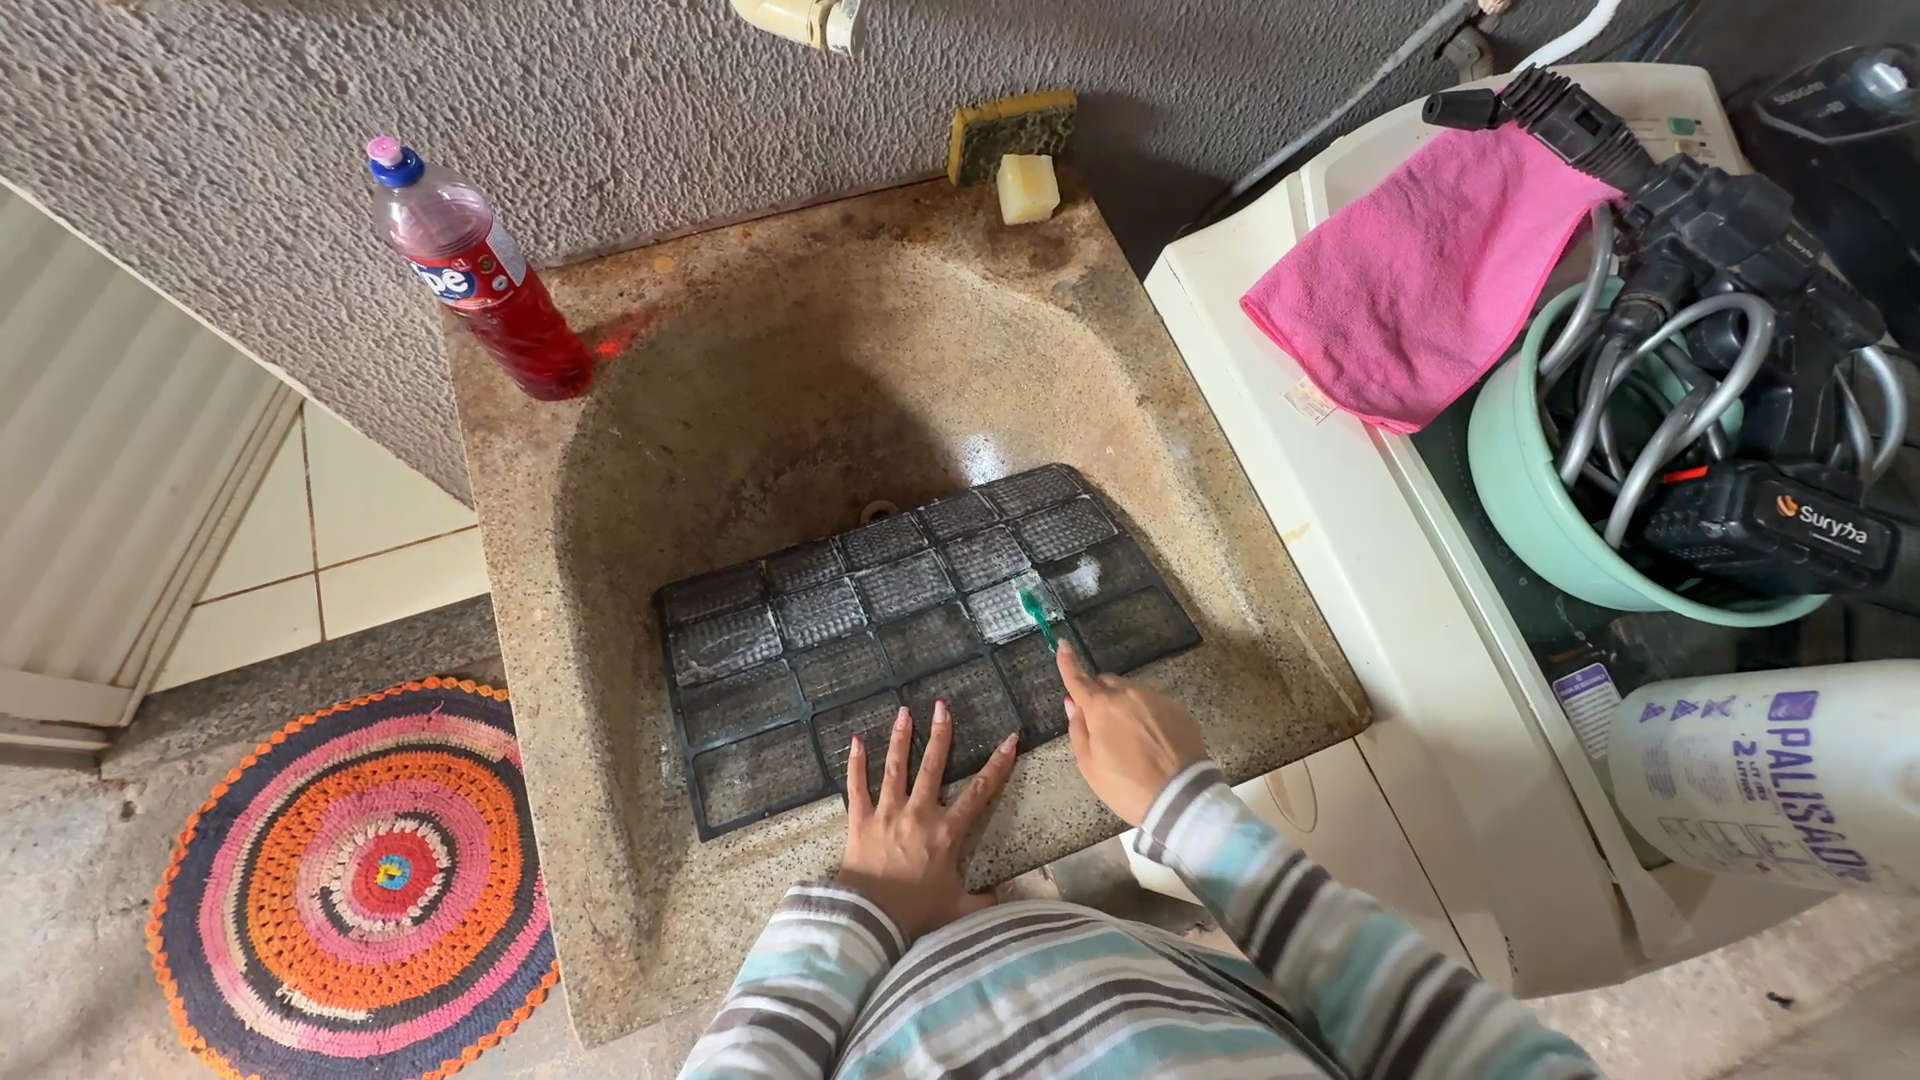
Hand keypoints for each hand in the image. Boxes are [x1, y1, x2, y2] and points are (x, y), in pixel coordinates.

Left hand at [836, 701, 1019, 940]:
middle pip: (932, 767)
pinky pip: (857, 787)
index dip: (998, 765)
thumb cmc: (916, 916)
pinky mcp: (860, 820)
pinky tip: (855, 741)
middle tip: (942, 706)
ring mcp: (887, 813)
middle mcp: (918, 814)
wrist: (871, 922)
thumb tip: (1014, 893)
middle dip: (940, 735)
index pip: (979, 792)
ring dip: (900, 738)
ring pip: (895, 768)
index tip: (1010, 739)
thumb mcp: (959, 910)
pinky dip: (855, 764)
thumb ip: (987, 901)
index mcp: (947, 833)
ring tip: (904, 712)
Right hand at [1057, 640, 1207, 825]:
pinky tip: (1152, 742)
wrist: (1180, 798)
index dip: (1067, 662)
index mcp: (1101, 708)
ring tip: (1132, 740)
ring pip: (1131, 693)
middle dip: (1099, 696)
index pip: (1078, 679)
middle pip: (1106, 683)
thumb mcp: (1090, 766)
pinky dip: (1146, 715)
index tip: (1062, 645)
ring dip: (1124, 706)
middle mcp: (1128, 695)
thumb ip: (1078, 730)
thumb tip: (1073, 704)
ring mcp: (1155, 699)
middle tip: (1101, 724)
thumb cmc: (1127, 786)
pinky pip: (1153, 704)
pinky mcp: (1177, 709)